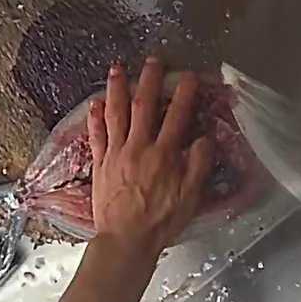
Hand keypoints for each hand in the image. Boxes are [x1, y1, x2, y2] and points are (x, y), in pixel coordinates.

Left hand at [88, 59, 213, 256]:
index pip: (177, 116)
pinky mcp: (101, 164)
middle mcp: (139, 147)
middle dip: (149, 80)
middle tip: (153, 61)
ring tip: (117, 69)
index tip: (189, 76)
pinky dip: (96, 118)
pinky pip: (97, 136)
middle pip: (144, 106)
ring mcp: (117, 154)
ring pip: (116, 114)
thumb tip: (205, 138)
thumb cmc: (161, 222)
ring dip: (117, 89)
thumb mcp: (190, 197)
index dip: (184, 93)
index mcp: (164, 154)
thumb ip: (198, 165)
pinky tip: (95, 103)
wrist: (126, 240)